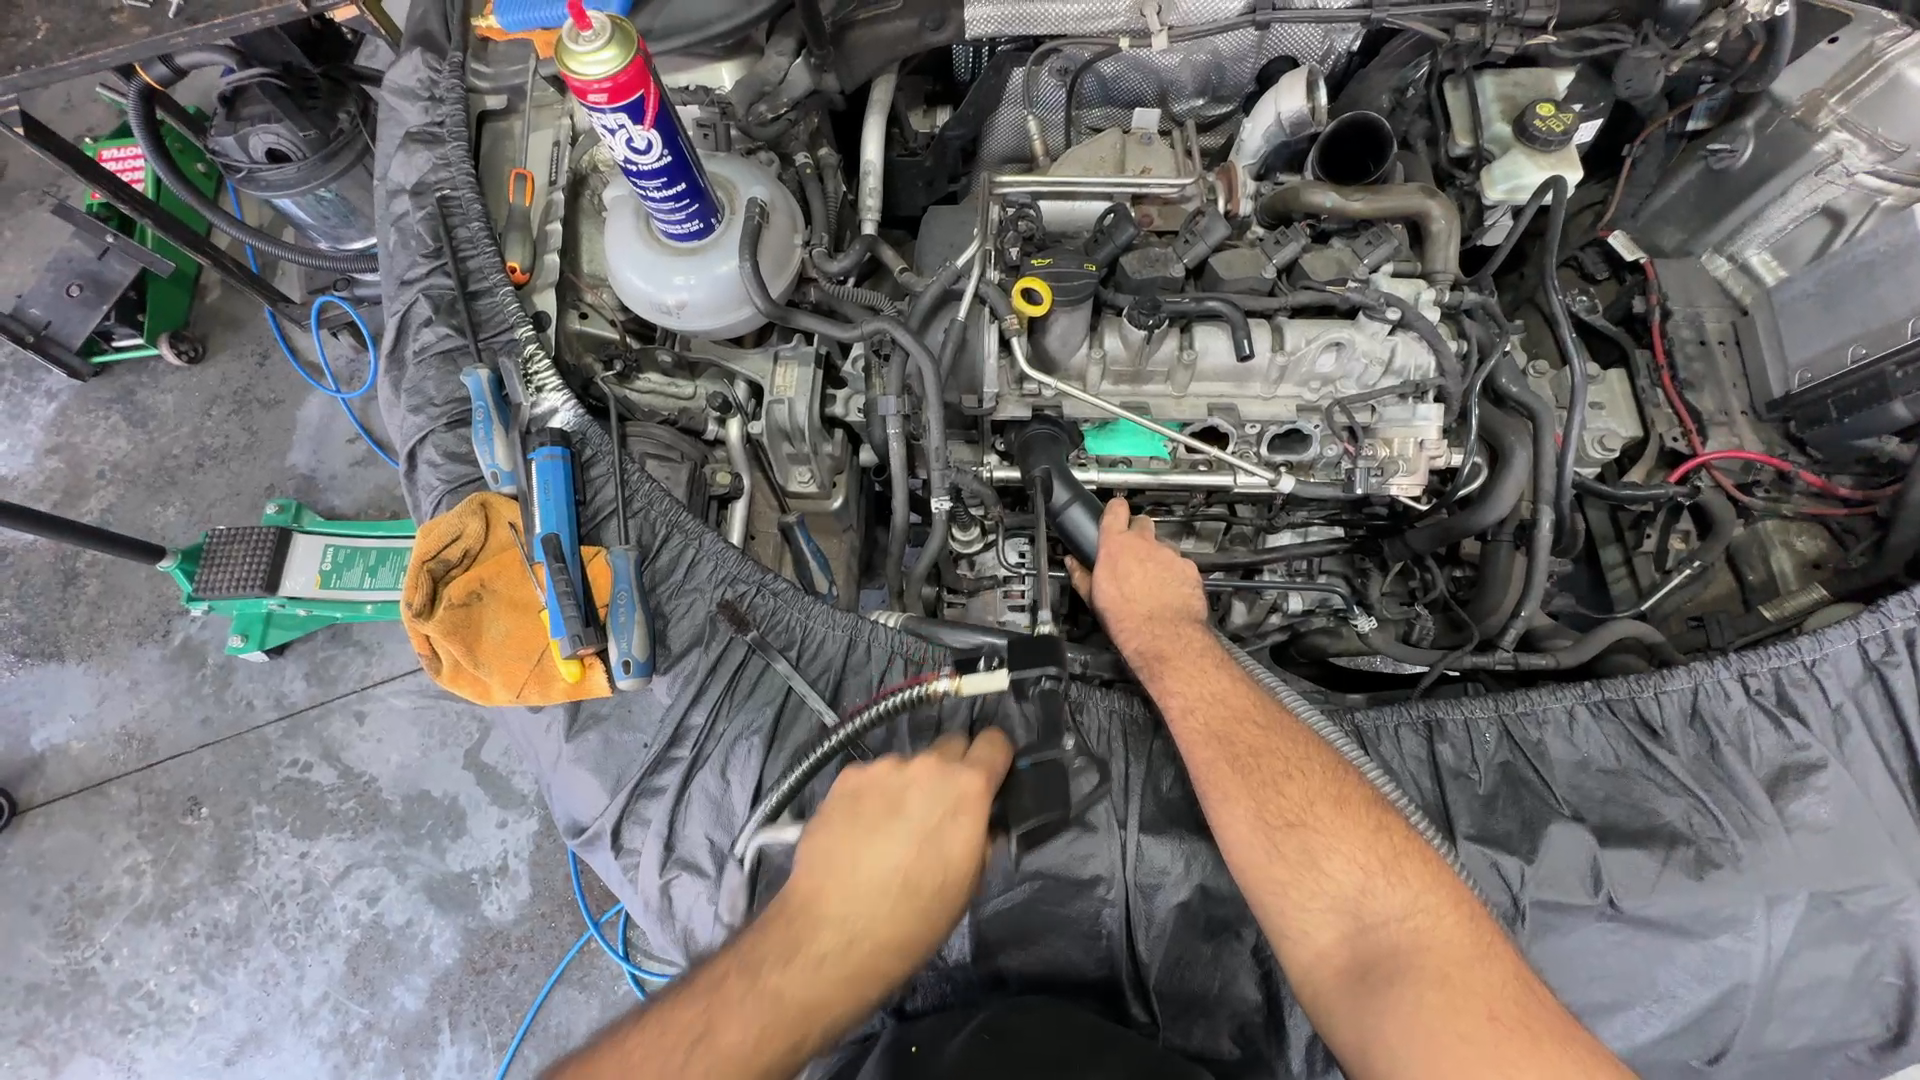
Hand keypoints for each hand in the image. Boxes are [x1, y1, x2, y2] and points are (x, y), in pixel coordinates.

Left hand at [769, 728, 1014, 991]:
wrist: (834, 932)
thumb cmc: (915, 919)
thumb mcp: (969, 883)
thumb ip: (980, 835)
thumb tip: (979, 820)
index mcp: (967, 788)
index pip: (995, 742)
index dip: (994, 759)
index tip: (988, 779)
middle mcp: (927, 765)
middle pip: (950, 747)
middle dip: (951, 772)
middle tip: (936, 811)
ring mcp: (882, 767)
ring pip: (907, 766)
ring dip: (907, 787)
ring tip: (887, 830)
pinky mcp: (846, 777)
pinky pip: (871, 778)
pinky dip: (871, 796)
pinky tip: (858, 831)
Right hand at [1066, 497, 1209, 667]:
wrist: (1164, 636)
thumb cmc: (1127, 620)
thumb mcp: (1094, 598)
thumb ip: (1081, 575)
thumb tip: (1072, 564)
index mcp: (1116, 545)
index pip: (1116, 509)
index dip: (1115, 508)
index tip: (1115, 512)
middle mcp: (1145, 543)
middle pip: (1142, 522)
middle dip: (1137, 532)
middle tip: (1131, 552)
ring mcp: (1169, 554)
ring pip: (1162, 545)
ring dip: (1156, 556)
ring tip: (1150, 580)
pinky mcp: (1189, 567)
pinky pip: (1180, 563)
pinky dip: (1174, 572)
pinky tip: (1168, 590)